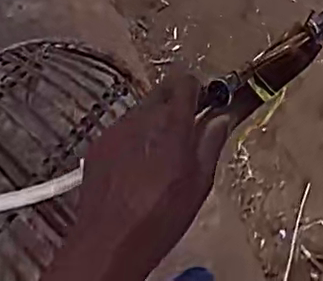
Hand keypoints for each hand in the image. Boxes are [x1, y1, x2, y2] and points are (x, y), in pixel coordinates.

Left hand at [45, 75, 234, 280]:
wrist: (108, 241)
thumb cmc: (158, 218)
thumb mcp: (198, 183)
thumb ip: (211, 143)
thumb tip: (221, 118)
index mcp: (172, 122)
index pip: (186, 81)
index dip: (197, 91)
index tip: (204, 105)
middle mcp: (144, 115)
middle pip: (163, 91)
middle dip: (176, 105)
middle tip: (184, 132)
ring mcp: (119, 126)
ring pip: (142, 110)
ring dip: (153, 124)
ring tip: (158, 159)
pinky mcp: (101, 140)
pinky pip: (122, 128)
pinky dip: (132, 139)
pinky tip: (135, 168)